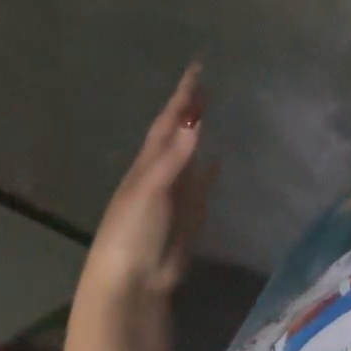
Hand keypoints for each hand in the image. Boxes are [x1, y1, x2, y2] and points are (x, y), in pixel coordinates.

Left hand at [86, 63, 215, 294]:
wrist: (131, 283)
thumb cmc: (133, 233)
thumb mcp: (150, 191)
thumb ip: (174, 158)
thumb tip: (196, 120)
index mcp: (147, 164)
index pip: (167, 121)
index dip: (181, 96)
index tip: (196, 68)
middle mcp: (160, 173)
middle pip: (176, 133)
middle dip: (188, 108)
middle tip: (206, 82)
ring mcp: (175, 194)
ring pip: (188, 154)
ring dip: (196, 133)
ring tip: (211, 109)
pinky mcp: (189, 215)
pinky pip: (201, 182)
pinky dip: (209, 168)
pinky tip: (219, 157)